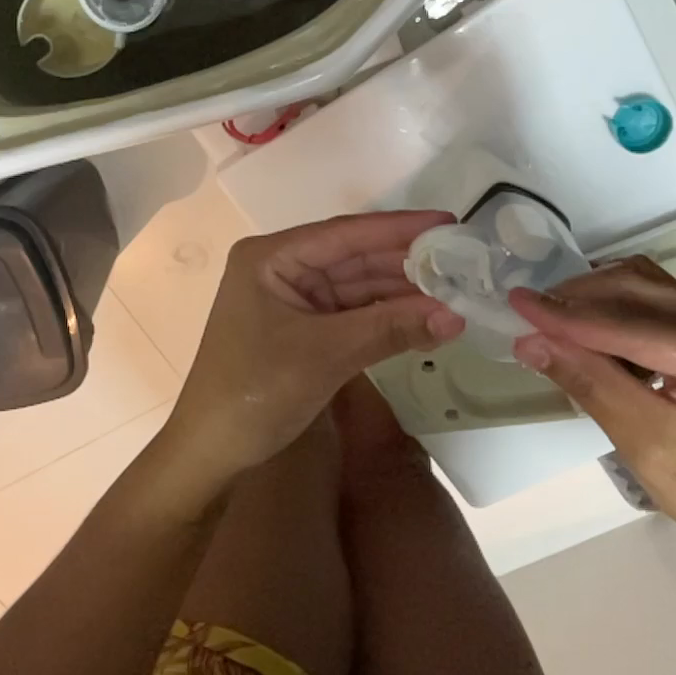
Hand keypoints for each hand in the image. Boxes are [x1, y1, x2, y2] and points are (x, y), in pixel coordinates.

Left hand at [160, 211, 466, 479]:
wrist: (210, 451)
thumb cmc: (254, 391)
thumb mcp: (325, 355)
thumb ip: (390, 328)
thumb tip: (456, 316)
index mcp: (271, 257)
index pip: (345, 234)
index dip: (399, 228)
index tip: (449, 223)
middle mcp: (280, 268)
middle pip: (353, 257)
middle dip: (406, 262)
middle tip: (465, 261)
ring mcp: (292, 299)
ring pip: (357, 286)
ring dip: (401, 292)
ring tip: (457, 290)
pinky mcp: (302, 328)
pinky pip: (352, 312)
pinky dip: (385, 317)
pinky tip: (425, 316)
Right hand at [508, 257, 675, 561]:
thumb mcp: (647, 445)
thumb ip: (592, 384)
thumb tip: (531, 340)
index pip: (634, 324)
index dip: (570, 315)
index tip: (516, 302)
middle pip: (642, 289)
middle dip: (579, 298)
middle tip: (528, 314)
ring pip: (646, 286)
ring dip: (595, 299)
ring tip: (552, 321)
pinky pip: (657, 299)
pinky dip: (616, 309)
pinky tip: (590, 333)